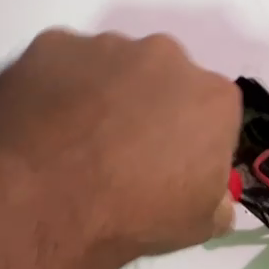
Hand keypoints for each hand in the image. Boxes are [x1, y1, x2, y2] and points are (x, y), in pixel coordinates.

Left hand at [0, 28, 241, 260]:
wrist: (50, 201)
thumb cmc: (141, 214)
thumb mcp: (204, 224)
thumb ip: (219, 198)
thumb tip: (213, 195)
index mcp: (213, 98)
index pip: (218, 113)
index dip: (201, 140)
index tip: (184, 166)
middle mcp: (166, 57)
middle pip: (169, 81)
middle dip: (158, 110)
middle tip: (136, 153)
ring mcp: (105, 46)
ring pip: (118, 70)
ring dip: (112, 98)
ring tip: (89, 143)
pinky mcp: (51, 44)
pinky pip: (68, 67)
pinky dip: (66, 91)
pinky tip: (57, 129)